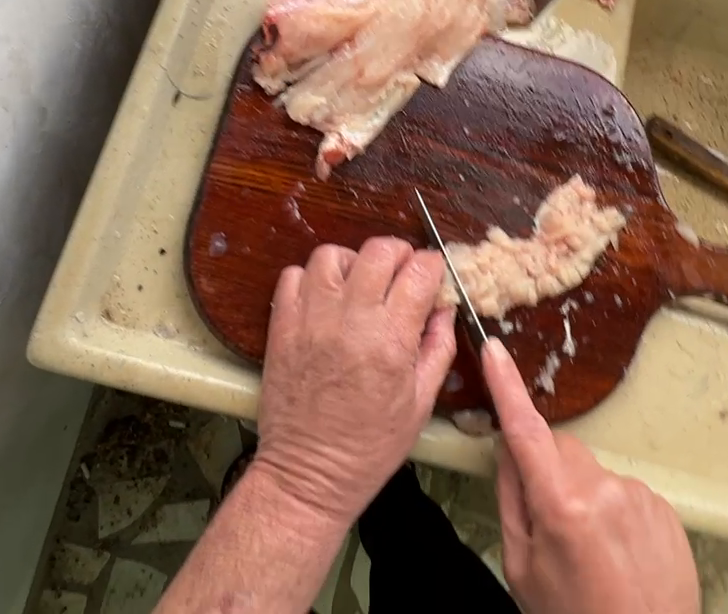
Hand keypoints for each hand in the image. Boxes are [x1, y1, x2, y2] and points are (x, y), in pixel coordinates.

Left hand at [251, 238, 457, 529]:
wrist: (307, 475)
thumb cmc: (370, 447)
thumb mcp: (421, 403)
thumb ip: (438, 347)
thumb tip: (445, 306)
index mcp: (391, 339)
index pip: (419, 271)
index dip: (433, 265)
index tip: (434, 274)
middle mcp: (351, 318)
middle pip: (379, 251)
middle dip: (399, 254)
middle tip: (402, 274)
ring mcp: (311, 317)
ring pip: (333, 255)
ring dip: (354, 262)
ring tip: (361, 285)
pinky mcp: (282, 324)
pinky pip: (294, 276)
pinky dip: (313, 279)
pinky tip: (325, 300)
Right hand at [482, 338, 701, 613]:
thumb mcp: (522, 567)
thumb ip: (511, 499)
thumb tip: (509, 451)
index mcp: (561, 505)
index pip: (525, 429)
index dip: (505, 385)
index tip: (494, 351)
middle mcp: (603, 489)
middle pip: (559, 448)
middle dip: (547, 468)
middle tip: (549, 519)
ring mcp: (638, 495)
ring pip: (590, 470)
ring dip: (582, 492)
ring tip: (590, 548)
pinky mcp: (663, 507)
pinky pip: (622, 490)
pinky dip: (612, 509)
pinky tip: (617, 551)